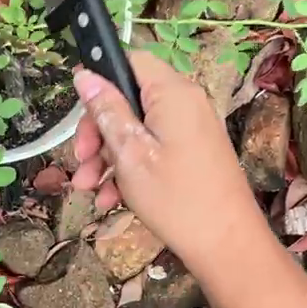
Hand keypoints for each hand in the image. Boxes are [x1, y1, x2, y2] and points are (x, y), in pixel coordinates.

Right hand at [70, 51, 264, 273]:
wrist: (226, 246)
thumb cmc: (176, 198)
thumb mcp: (129, 152)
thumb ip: (106, 110)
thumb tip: (84, 74)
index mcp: (173, 93)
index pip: (130, 60)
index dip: (100, 79)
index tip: (80, 111)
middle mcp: (185, 103)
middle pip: (128, 97)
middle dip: (98, 129)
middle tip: (81, 159)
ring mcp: (189, 129)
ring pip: (135, 127)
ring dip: (107, 154)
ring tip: (89, 188)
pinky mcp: (191, 151)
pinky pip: (151, 146)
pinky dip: (128, 166)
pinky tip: (110, 198)